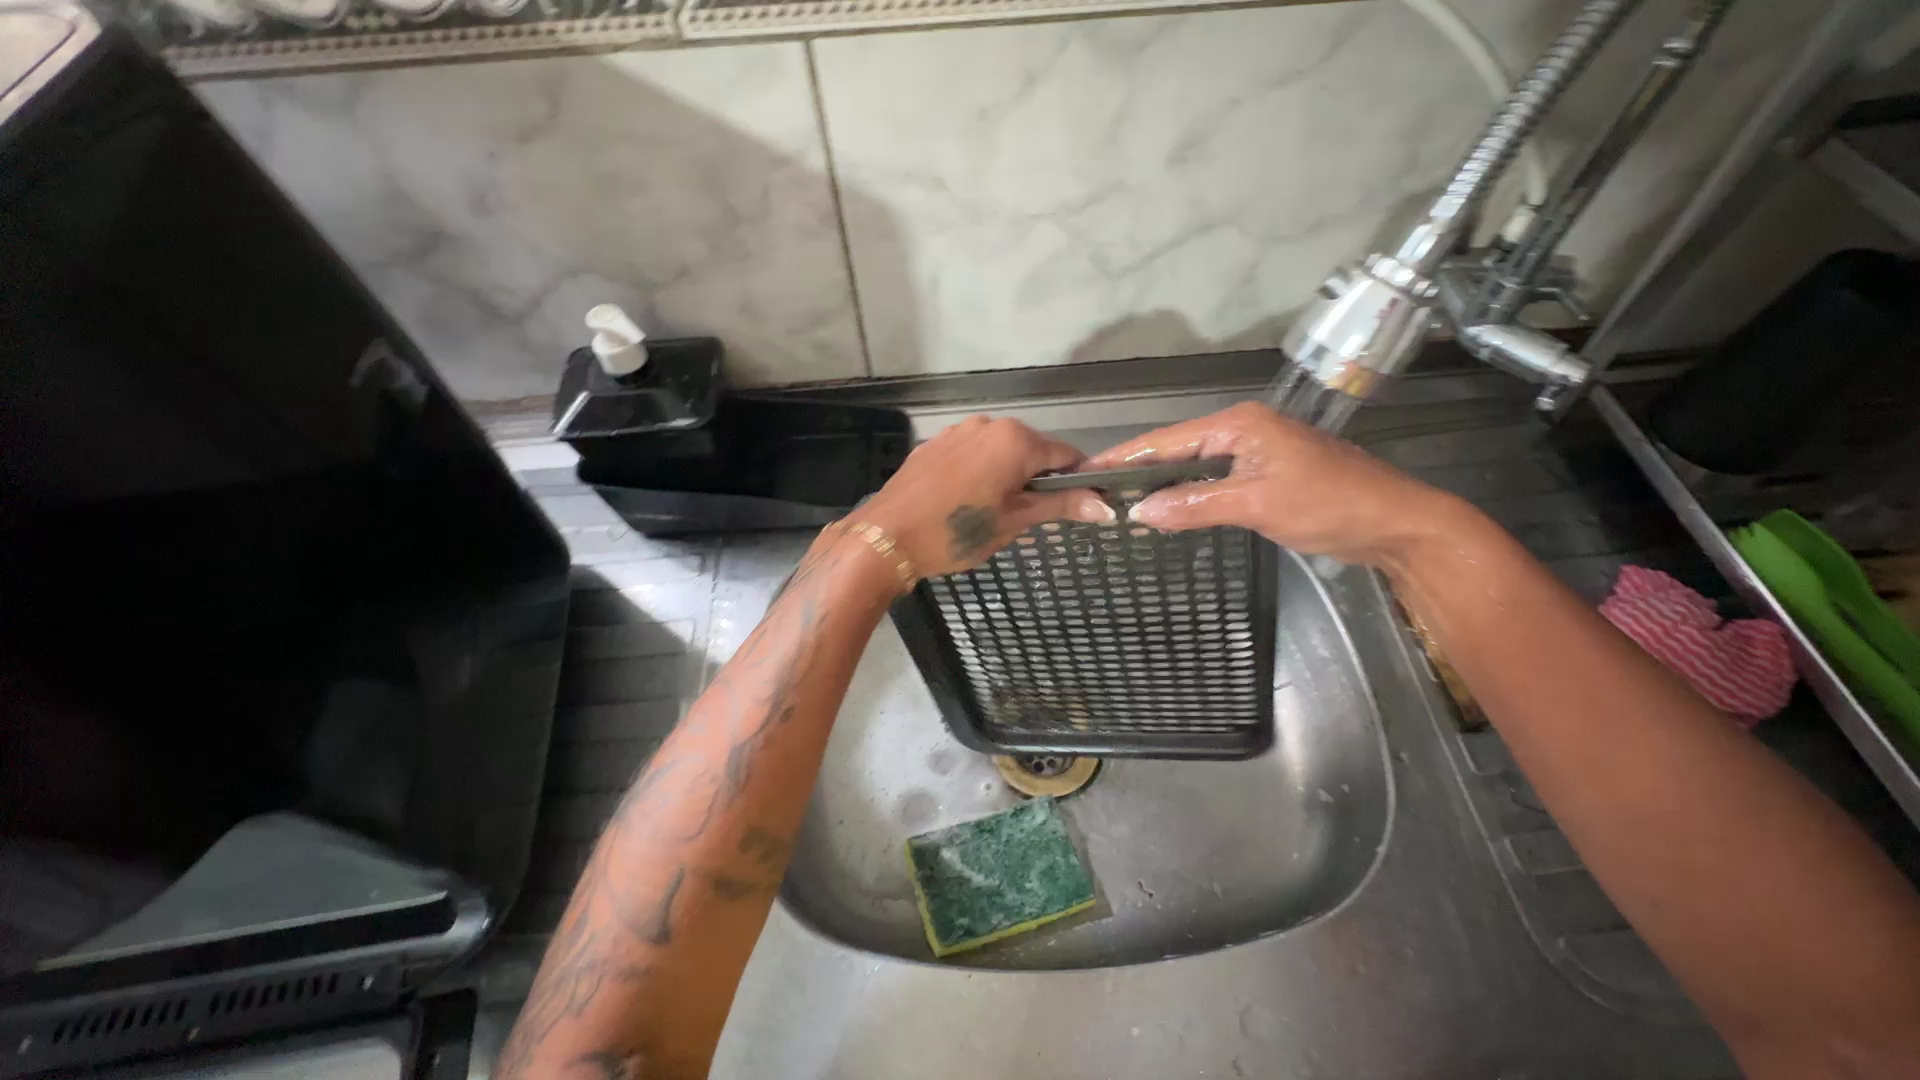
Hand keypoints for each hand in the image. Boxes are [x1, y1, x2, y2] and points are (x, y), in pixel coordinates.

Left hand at [855, 416, 1114, 577]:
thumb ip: (1060, 506)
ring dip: (1009, 475)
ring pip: (1000, 451)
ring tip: (997, 513)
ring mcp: (958, 432)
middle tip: (1033, 518)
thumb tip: (1106, 507)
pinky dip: (981, 473)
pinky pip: (972, 454)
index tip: (1081, 505)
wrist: (887, 536)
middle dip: (1040, 479)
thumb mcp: (1013, 521)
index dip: (1079, 480)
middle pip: (1033, 450)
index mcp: (1015, 440)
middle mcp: (989, 425)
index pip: (1066, 455)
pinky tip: (968, 501)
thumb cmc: (956, 533)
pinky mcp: (934, 445)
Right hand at [1082, 402, 1466, 568]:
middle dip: (1138, 473)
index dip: (1125, 458)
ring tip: (1121, 506)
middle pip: (1177, 450)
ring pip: (1195, 468)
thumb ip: (1194, 506)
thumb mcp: (1256, 505)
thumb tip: (1138, 513)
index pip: (1167, 440)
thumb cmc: (1328, 505)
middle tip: (1095, 495)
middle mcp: (1243, 430)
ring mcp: (1256, 453)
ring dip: (1162, 488)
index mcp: (1239, 424)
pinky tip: (1169, 513)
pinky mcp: (1266, 476)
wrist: (1396, 524)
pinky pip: (1214, 483)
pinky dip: (1189, 498)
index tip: (1085, 472)